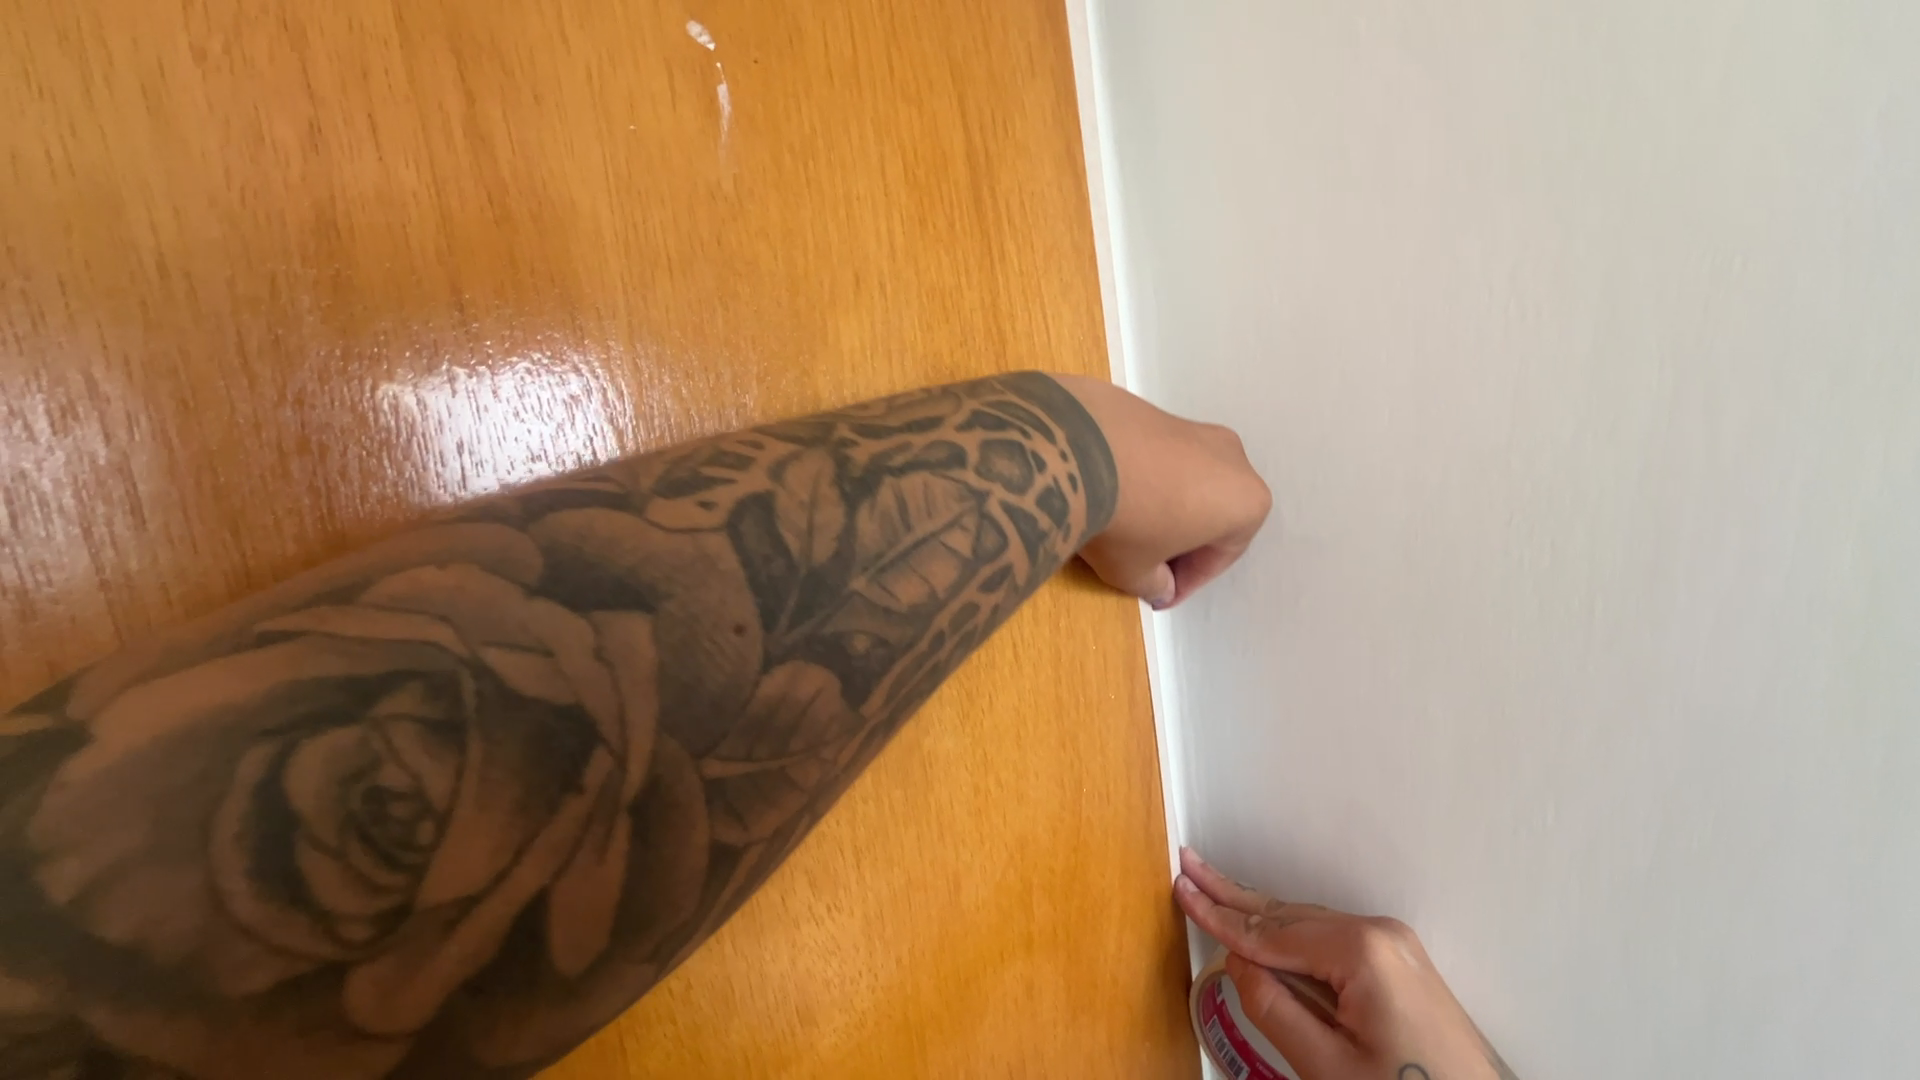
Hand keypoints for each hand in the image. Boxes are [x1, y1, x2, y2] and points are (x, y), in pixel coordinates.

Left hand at [1054, 375, 1270, 607]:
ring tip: (1123, 531)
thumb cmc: (1123, 522)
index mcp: (1245, 503)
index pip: (1219, 556)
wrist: (1074, 450)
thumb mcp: (1134, 572)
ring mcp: (1193, 427)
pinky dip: (1141, 480)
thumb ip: (1155, 585)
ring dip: (1160, 509)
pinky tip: (1110, 496)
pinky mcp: (1153, 410)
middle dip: (1178, 542)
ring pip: (1183, 482)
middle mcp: (1232, 458)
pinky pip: (1155, 458)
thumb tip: (1160, 587)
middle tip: (1146, 567)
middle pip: (1207, 513)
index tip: (1161, 596)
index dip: (1187, 582)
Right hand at [1175, 849, 1514, 1079]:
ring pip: (1305, 924)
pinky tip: (1261, 925)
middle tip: (1188, 864)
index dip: (1218, 914)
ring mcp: (1391, 944)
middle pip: (1285, 913)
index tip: (1180, 888)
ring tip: (1212, 889)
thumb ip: (1273, 1008)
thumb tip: (1238, 962)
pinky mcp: (1396, 962)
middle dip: (1231, 893)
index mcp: (1360, 951)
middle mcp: (1377, 933)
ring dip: (1255, 913)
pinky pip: (1327, 939)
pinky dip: (1287, 934)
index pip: (1269, 931)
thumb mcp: (1328, 1068)